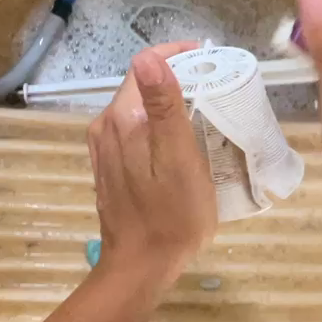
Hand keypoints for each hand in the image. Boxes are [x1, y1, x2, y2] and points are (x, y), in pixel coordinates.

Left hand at [86, 42, 217, 294]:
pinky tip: (178, 143)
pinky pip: (133, 133)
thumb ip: (163, 107)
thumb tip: (147, 57)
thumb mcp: (178, 159)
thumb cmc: (171, 215)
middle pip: (142, 86)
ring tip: (205, 113)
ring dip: (168, 104)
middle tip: (217, 88)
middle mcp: (105, 127)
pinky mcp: (109, 168)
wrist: (140, 267)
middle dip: (179, 78)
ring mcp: (104, 149)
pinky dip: (156, 127)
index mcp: (122, 118)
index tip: (211, 59)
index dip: (180, 55)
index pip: (147, 64)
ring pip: (138, 109)